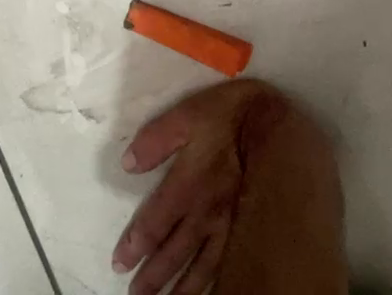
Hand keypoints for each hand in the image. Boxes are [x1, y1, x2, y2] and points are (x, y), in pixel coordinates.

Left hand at [111, 80, 294, 294]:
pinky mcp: (246, 225)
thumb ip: (155, 140)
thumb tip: (128, 164)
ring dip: (180, 288)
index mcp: (187, 187)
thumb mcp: (185, 115)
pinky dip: (213, 282)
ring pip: (201, 267)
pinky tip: (207, 291)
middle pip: (174, 253)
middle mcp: (205, 213)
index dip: (135, 246)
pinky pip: (227, 263)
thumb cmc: (225, 116)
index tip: (120, 262)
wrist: (271, 123)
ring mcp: (228, 224)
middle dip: (153, 277)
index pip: (155, 224)